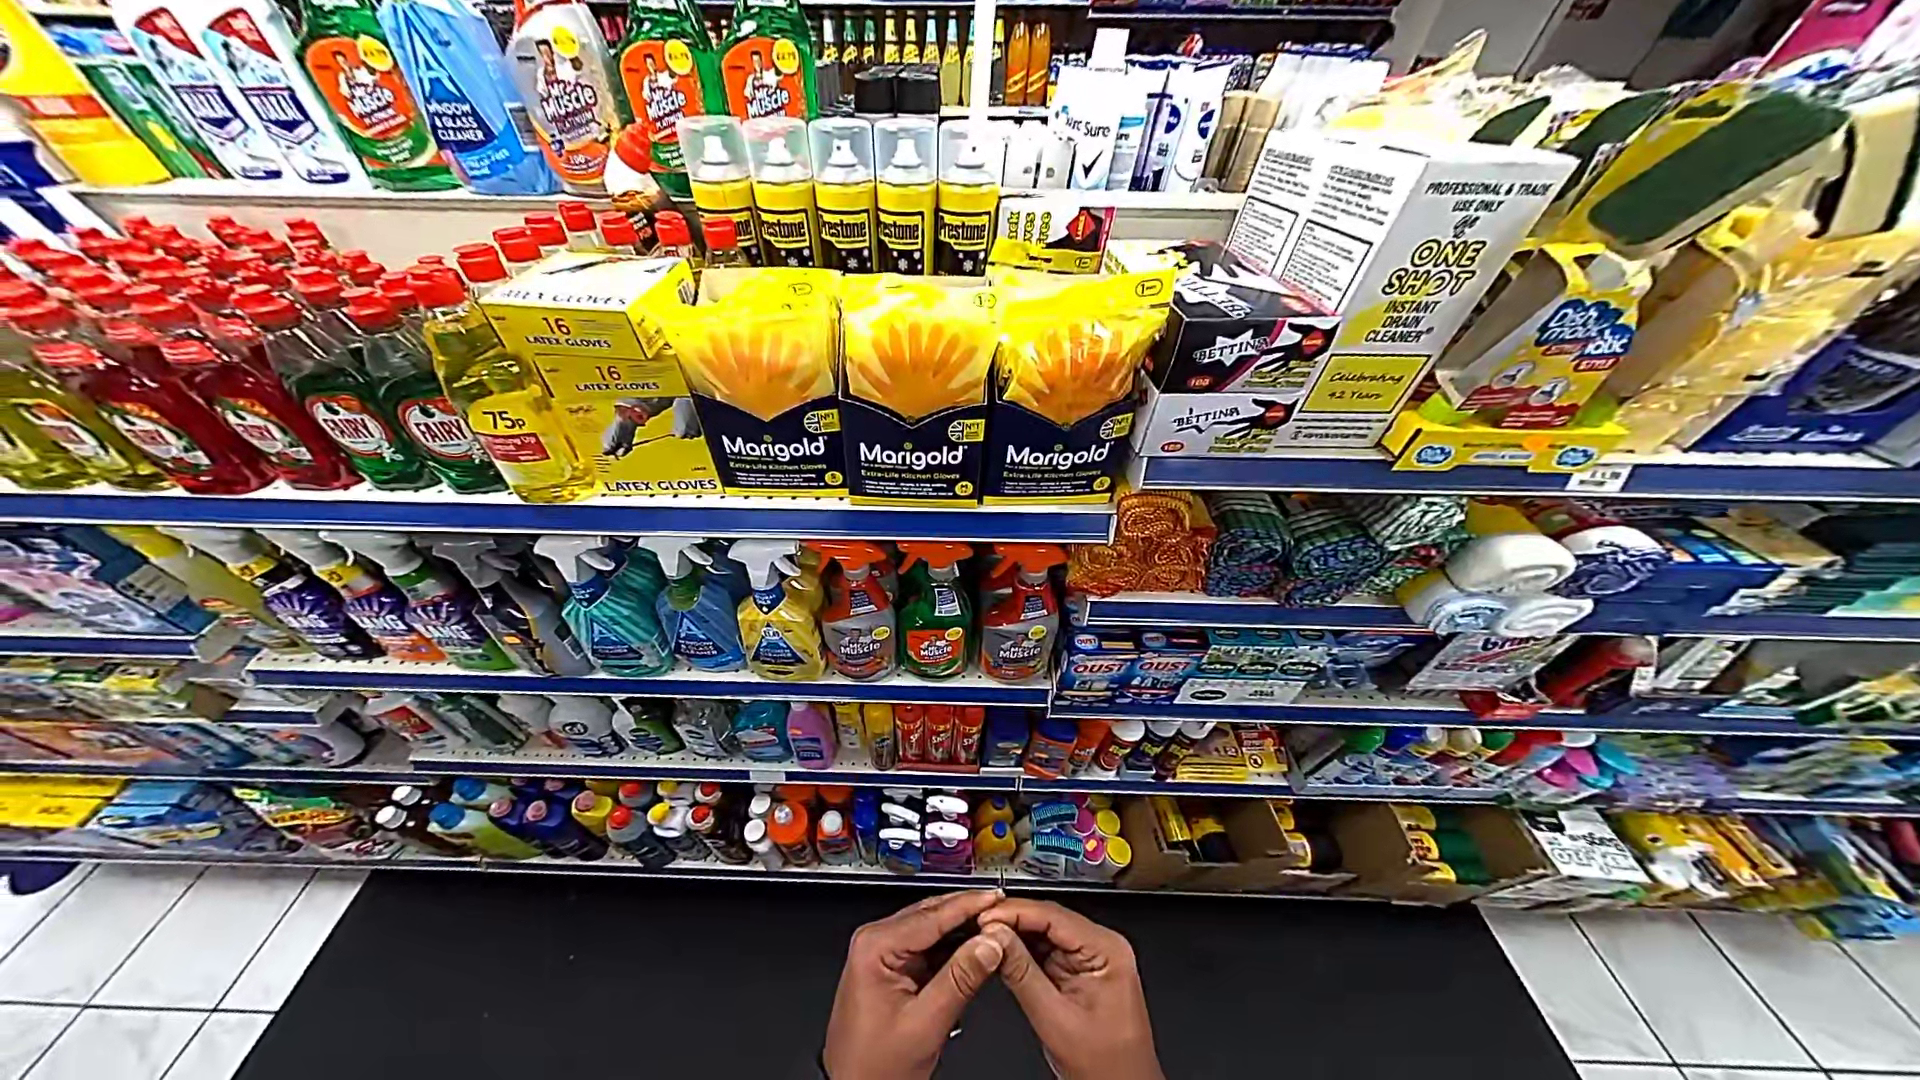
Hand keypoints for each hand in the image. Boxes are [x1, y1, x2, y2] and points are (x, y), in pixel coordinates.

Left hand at [823, 889, 1006, 1079]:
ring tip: (994, 927)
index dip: (969, 905)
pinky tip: (975, 947)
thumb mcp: (924, 1025)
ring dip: (963, 929)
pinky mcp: (894, 967)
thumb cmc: (873, 1068)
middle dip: (968, 913)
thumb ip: (960, 980)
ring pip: (933, 930)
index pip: (932, 915)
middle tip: (1002, 909)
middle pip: (932, 916)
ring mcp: (884, 953)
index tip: (996, 898)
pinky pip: (929, 948)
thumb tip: (989, 944)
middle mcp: (876, 940)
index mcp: (875, 945)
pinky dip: (953, 947)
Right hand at [977, 899, 1162, 1079]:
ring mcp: (1090, 957)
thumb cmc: (1107, 1067)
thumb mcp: (1056, 1020)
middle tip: (979, 926)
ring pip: (1044, 933)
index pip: (1053, 915)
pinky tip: (1001, 952)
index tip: (986, 917)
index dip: (1015, 912)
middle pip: (1048, 919)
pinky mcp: (1078, 969)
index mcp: (1106, 949)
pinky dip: (1022, 951)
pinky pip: (1045, 950)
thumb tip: (995, 938)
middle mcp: (1101, 945)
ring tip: (985, 937)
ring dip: (1014, 935)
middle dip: (1012, 921)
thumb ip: (1021, 974)